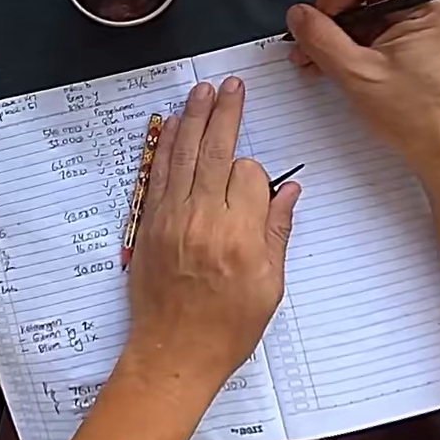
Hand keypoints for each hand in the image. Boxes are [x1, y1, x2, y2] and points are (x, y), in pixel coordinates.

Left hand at [120, 77, 299, 402]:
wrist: (173, 355)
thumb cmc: (226, 327)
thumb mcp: (269, 287)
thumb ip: (277, 232)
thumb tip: (289, 191)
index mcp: (240, 237)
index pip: (250, 175)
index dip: (256, 173)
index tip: (257, 185)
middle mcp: (204, 219)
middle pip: (217, 151)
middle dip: (227, 112)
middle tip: (232, 85)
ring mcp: (172, 217)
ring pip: (185, 154)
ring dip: (195, 117)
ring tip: (203, 90)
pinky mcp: (151, 221)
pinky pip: (158, 173)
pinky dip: (165, 145)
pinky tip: (171, 124)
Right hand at [286, 0, 439, 171]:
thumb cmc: (419, 121)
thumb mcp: (356, 74)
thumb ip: (321, 38)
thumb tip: (298, 14)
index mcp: (436, 7)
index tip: (324, 15)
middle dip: (338, 16)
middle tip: (314, 38)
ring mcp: (435, 30)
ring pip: (376, 14)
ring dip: (343, 34)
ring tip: (318, 58)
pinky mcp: (426, 48)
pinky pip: (385, 33)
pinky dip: (359, 46)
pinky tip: (337, 64)